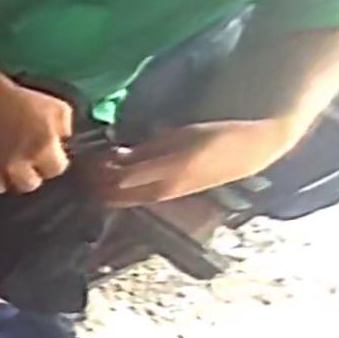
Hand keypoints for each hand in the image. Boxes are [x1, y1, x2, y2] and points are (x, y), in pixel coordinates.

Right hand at [0, 80, 73, 194]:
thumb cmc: (23, 103)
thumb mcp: (58, 109)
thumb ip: (63, 130)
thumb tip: (60, 144)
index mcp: (41, 148)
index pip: (56, 170)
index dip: (55, 163)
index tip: (51, 157)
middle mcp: (16, 164)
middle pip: (28, 185)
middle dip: (31, 176)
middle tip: (28, 166)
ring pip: (0, 188)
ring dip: (5, 180)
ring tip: (5, 170)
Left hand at [87, 119, 293, 205]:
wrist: (252, 153)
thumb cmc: (218, 136)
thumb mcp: (180, 135)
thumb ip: (145, 149)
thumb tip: (113, 157)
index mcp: (170, 169)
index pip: (119, 177)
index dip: (98, 170)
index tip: (88, 158)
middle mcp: (162, 188)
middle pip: (111, 193)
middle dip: (92, 183)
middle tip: (85, 168)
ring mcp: (161, 197)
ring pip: (114, 201)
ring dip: (98, 191)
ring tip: (94, 175)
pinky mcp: (161, 201)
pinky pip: (126, 202)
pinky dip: (110, 195)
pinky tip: (109, 182)